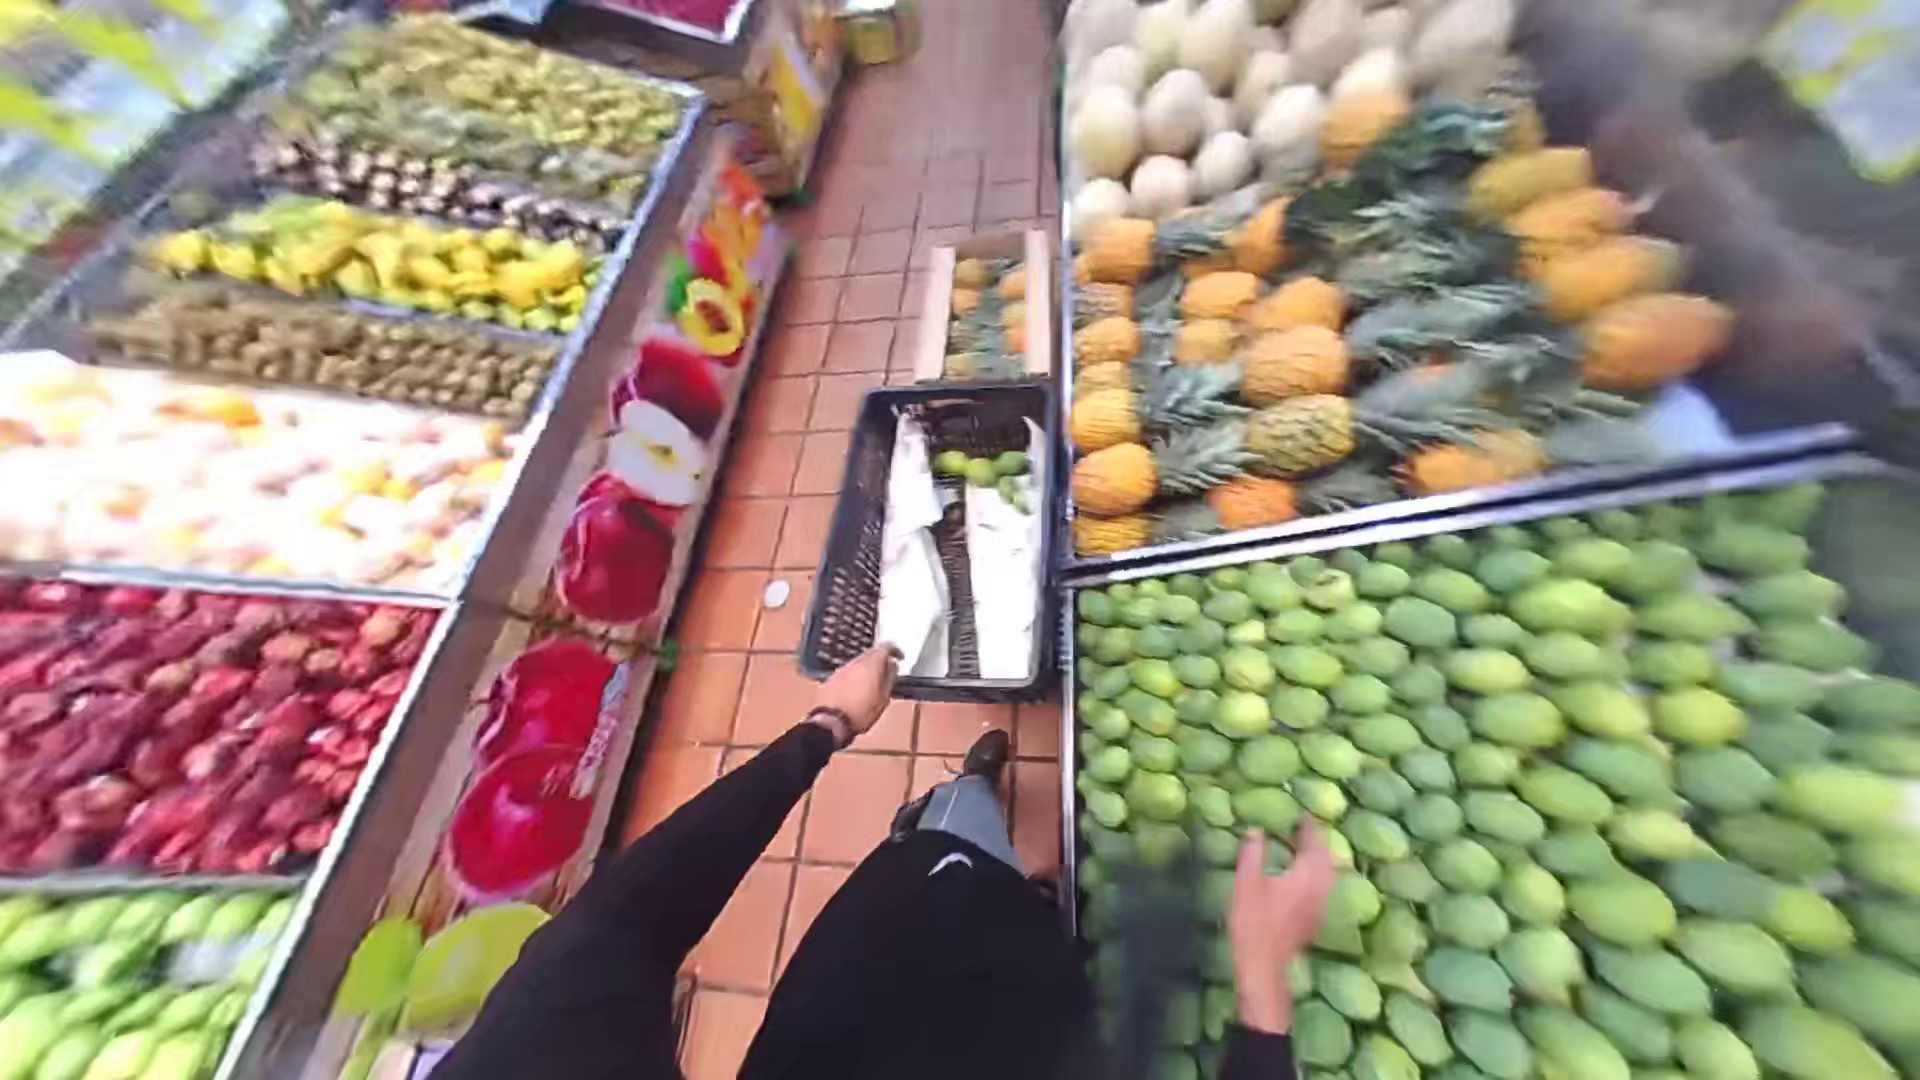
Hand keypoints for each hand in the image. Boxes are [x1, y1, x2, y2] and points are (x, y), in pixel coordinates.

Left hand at [811, 645, 900, 742]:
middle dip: (880, 658)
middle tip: (887, 669)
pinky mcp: (831, 678)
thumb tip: (893, 666)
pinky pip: (848, 671)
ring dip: (867, 668)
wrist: (829, 723)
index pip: (886, 647)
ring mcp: (842, 669)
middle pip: (871, 652)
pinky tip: (857, 689)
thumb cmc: (861, 712)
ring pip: (858, 662)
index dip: (895, 650)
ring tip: (872, 681)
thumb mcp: (883, 699)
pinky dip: (855, 675)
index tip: (899, 657)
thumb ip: (889, 679)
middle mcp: (856, 662)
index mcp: (871, 664)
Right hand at [1228, 820, 1335, 1034]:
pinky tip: (1300, 871)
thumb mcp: (1247, 879)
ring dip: (1318, 857)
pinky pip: (1322, 886)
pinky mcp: (1312, 918)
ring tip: (1303, 844)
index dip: (1311, 828)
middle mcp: (1318, 891)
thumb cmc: (1253, 918)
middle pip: (1326, 861)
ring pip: (1326, 875)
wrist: (1263, 964)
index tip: (1304, 812)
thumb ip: (1253, 852)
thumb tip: (1256, 828)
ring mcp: (1318, 907)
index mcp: (1306, 878)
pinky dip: (1315, 871)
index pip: (1314, 846)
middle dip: (1318, 841)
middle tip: (1304, 825)